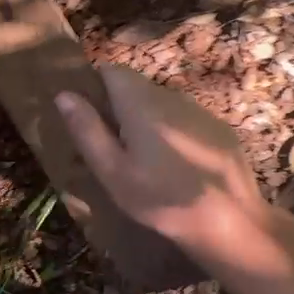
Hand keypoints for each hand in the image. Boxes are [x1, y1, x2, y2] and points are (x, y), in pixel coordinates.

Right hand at [55, 65, 268, 251]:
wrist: (230, 222)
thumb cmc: (160, 198)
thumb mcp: (111, 170)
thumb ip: (87, 130)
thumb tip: (64, 94)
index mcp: (142, 105)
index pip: (113, 71)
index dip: (94, 83)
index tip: (84, 110)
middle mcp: (173, 98)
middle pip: (137, 86)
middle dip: (116, 104)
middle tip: (105, 142)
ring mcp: (200, 112)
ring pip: (161, 103)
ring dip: (143, 118)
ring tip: (137, 156)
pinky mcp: (219, 129)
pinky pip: (183, 118)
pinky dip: (168, 130)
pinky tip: (170, 163)